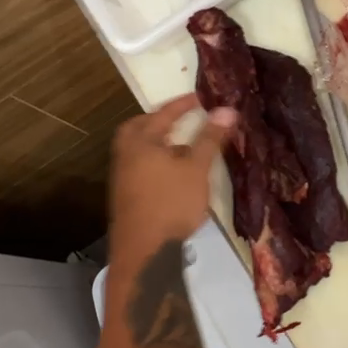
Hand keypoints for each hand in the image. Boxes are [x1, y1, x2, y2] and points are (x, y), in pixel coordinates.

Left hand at [107, 95, 234, 268]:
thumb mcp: (197, 168)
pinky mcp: (125, 197)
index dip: (183, 104)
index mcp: (141, 142)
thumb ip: (210, 138)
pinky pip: (138, 166)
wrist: (144, 250)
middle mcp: (125, 155)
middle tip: (179, 118)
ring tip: (180, 144)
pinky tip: (172, 172)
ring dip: (156, 141)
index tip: (201, 96)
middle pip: (138, 128)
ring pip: (136, 148)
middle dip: (158, 119)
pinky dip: (154, 159)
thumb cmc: (171, 203)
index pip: (163, 114)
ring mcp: (121, 177)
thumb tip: (226, 109)